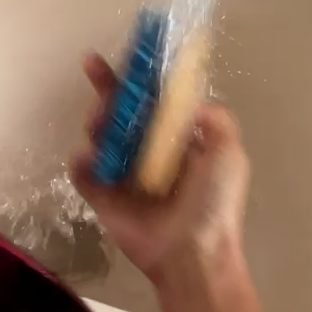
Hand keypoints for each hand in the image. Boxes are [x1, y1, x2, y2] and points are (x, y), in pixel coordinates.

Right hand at [70, 53, 249, 288]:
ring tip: (101, 124)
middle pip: (121, 114)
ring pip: (100, 136)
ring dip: (97, 122)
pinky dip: (83, 162)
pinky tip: (91, 158)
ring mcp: (123, 174)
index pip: (154, 103)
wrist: (191, 254)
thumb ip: (216, 119)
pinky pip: (83, 171)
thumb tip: (187, 101)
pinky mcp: (102, 196)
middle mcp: (148, 153)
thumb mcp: (229, 154)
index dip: (140, 80)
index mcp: (177, 141)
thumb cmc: (213, 203)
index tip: (125, 58)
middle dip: (109, 93)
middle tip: (99, 80)